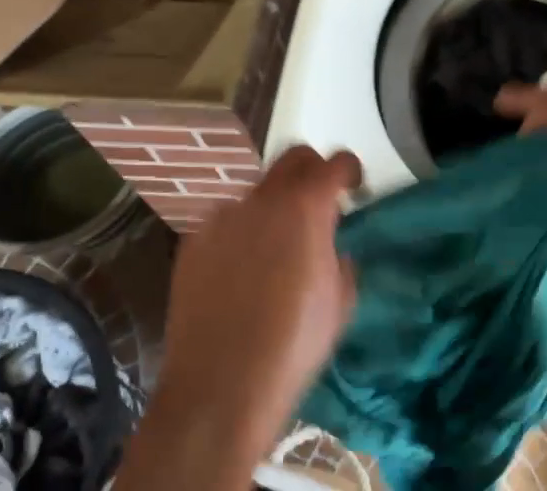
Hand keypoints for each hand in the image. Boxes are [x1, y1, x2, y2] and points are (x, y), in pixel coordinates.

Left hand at [157, 147, 360, 420]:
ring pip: (256, 191)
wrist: (219, 388)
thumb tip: (330, 249)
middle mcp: (262, 200)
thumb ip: (339, 257)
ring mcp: (221, 219)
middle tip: (320, 204)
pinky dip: (241, 232)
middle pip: (293, 158)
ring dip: (274, 205)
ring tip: (275, 247)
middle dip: (313, 172)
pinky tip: (241, 270)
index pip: (336, 162)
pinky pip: (225, 221)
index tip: (354, 188)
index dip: (350, 170)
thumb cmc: (294, 344)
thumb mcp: (341, 300)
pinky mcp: (192, 244)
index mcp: (307, 207)